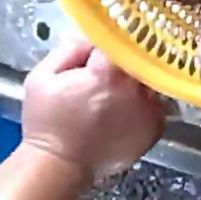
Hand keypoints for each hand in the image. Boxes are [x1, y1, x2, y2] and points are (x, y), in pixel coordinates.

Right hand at [21, 39, 165, 182]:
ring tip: (115, 93)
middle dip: (126, 60)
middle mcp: (137, 88)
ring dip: (138, 81)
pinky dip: (145, 101)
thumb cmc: (47, 121)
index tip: (100, 50)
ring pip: (151, 80)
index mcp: (109, 72)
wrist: (60, 166)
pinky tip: (125, 108)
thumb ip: (70, 47)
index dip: (110, 41)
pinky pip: (156, 103)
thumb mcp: (44, 76)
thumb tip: (93, 33)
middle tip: (107, 72)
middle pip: (140, 59)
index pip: (120, 39)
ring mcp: (151, 110)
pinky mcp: (156, 128)